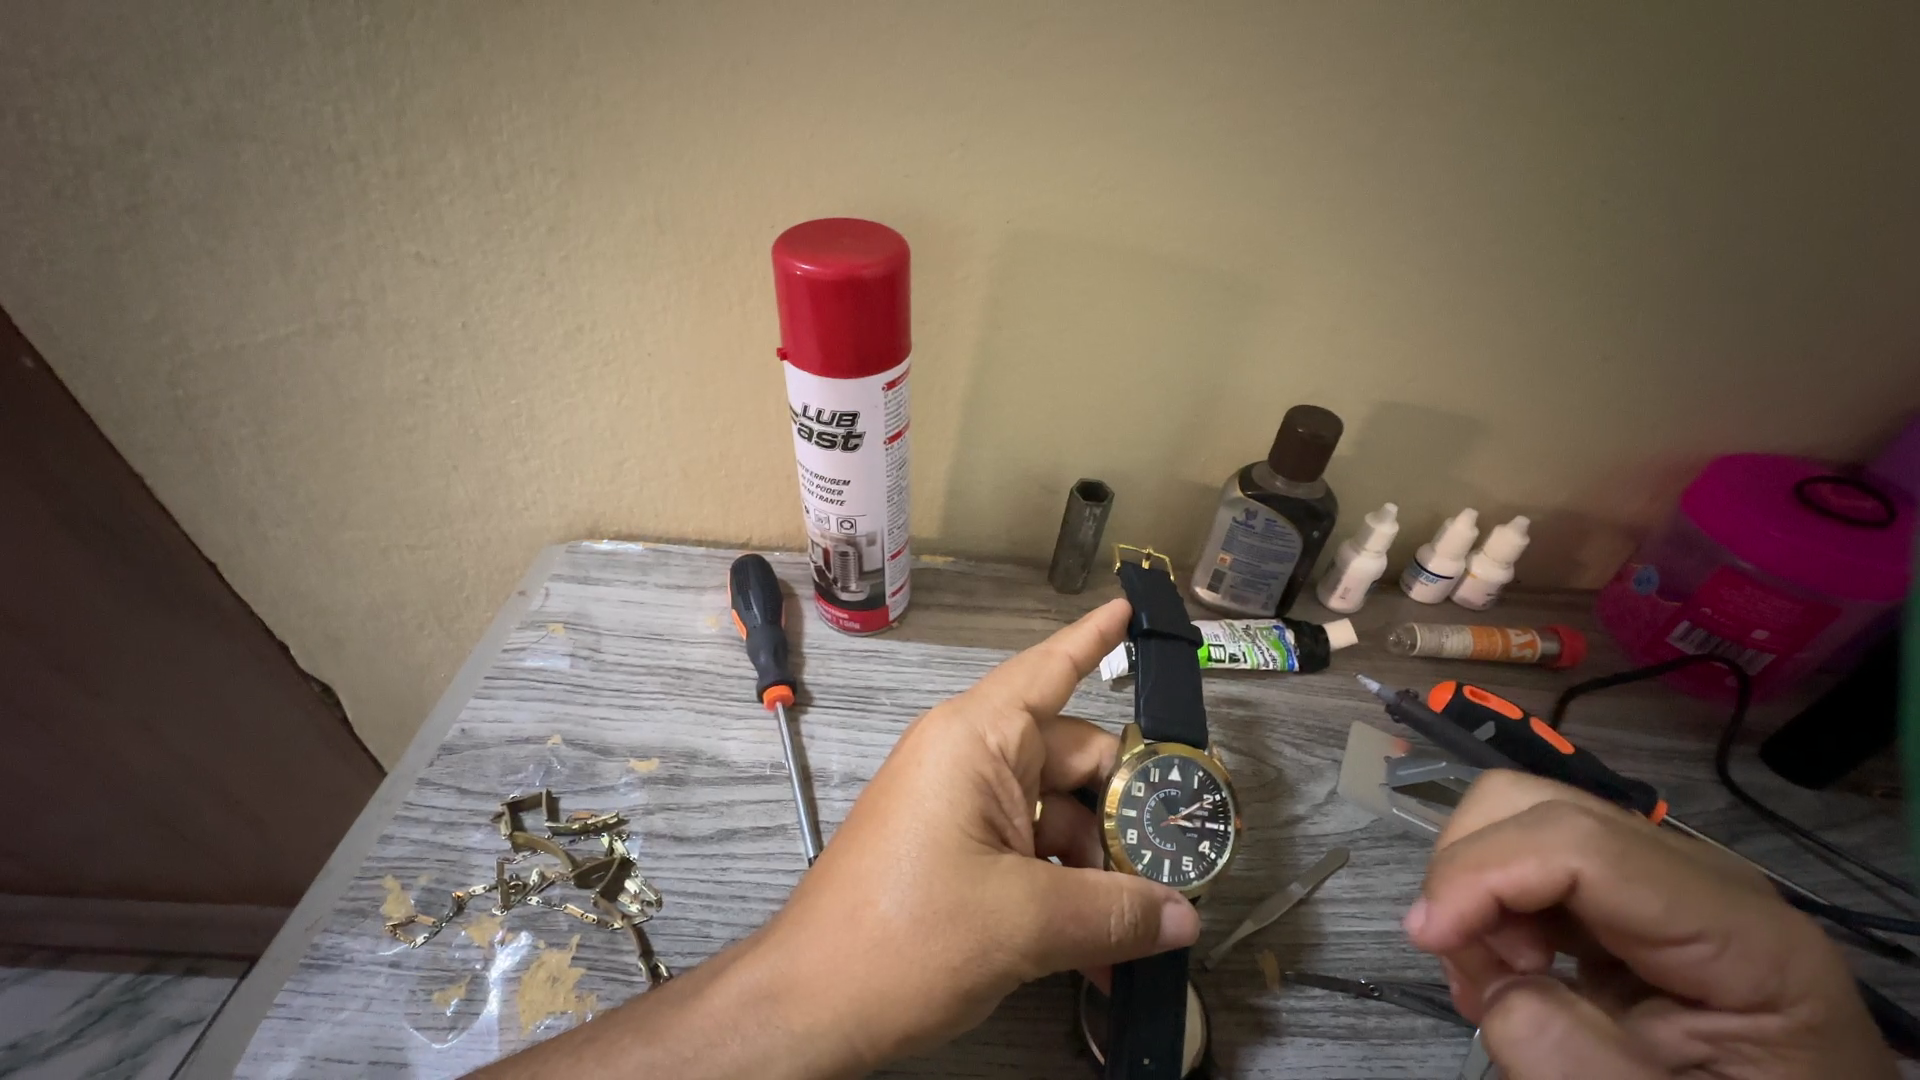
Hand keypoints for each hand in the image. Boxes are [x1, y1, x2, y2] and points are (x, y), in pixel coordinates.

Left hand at [766, 597, 1198, 1068]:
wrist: (809, 1003)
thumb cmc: (907, 936)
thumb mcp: (1024, 922)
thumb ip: (1115, 912)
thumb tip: (1185, 915)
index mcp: (977, 738)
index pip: (1048, 668)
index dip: (1094, 638)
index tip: (1132, 607)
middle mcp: (970, 757)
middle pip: (1073, 758)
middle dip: (1125, 811)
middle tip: (1181, 863)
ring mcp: (960, 803)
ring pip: (1057, 812)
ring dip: (1098, 868)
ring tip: (1137, 934)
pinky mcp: (956, 846)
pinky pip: (1029, 847)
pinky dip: (1064, 888)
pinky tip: (1098, 952)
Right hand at [1404, 770, 1894, 1078]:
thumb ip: (1567, 1052)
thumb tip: (1490, 984)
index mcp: (1743, 937)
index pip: (1578, 843)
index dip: (1481, 873)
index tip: (1426, 938)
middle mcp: (1700, 880)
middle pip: (1536, 806)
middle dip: (1470, 872)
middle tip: (1467, 963)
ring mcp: (1657, 878)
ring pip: (1516, 818)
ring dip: (1472, 889)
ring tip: (1488, 977)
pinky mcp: (1622, 893)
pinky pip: (1524, 858)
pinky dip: (1487, 902)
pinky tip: (1507, 969)